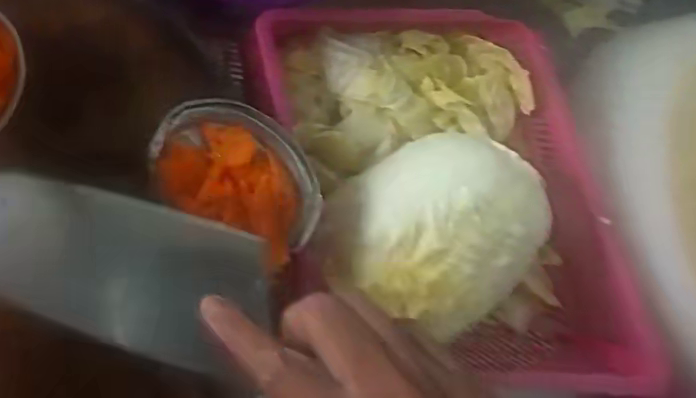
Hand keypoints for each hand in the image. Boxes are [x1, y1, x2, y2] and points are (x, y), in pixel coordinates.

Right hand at [201, 292, 487, 397]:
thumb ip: (298, 397)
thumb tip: (274, 373)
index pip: (282, 370)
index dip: (241, 336)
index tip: (211, 306)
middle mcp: (395, 396)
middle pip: (323, 315)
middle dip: (298, 328)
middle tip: (297, 360)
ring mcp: (447, 388)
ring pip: (372, 310)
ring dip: (344, 325)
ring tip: (343, 357)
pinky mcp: (483, 391)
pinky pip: (422, 336)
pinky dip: (394, 340)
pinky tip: (395, 367)